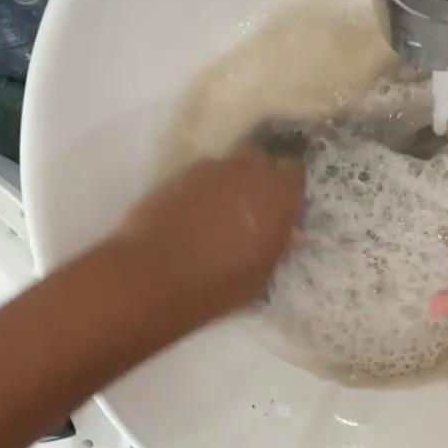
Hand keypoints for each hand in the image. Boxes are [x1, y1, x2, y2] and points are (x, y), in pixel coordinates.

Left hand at [112, 147, 305, 320]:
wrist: (154, 276)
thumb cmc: (219, 284)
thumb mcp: (262, 275)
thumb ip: (278, 245)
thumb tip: (287, 232)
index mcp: (275, 194)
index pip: (294, 173)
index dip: (289, 192)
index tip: (283, 214)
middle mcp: (245, 172)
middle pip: (260, 163)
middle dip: (260, 183)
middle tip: (254, 215)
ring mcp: (207, 171)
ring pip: (229, 168)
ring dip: (231, 186)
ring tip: (221, 218)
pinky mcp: (176, 177)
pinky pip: (200, 178)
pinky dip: (203, 193)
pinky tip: (194, 219)